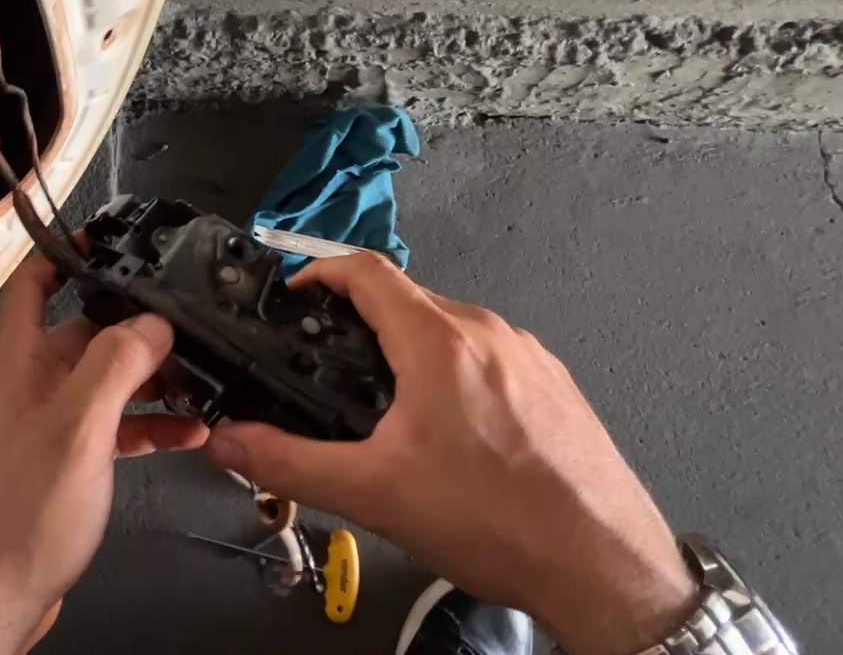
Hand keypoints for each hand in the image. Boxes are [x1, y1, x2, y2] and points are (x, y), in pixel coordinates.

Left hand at [0, 250, 208, 654]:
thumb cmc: (20, 515)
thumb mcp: (77, 429)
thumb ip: (113, 366)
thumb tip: (151, 322)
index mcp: (18, 362)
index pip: (32, 285)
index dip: (61, 252)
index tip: (100, 236)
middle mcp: (31, 384)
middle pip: (85, 333)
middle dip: (134, 329)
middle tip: (183, 330)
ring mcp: (48, 422)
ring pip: (105, 382)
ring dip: (150, 382)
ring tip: (199, 384)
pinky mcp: (65, 459)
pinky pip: (111, 426)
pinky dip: (146, 424)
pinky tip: (187, 432)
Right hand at [204, 253, 699, 654]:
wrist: (612, 574)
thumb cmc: (497, 524)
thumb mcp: (374, 494)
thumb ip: (289, 462)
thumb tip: (230, 443)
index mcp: (438, 341)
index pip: (365, 269)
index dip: (320, 270)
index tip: (296, 294)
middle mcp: (486, 331)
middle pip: (404, 294)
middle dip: (357, 314)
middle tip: (328, 353)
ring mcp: (527, 354)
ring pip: (446, 321)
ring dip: (404, 338)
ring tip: (382, 392)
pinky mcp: (554, 381)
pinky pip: (485, 348)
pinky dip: (449, 362)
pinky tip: (446, 420)